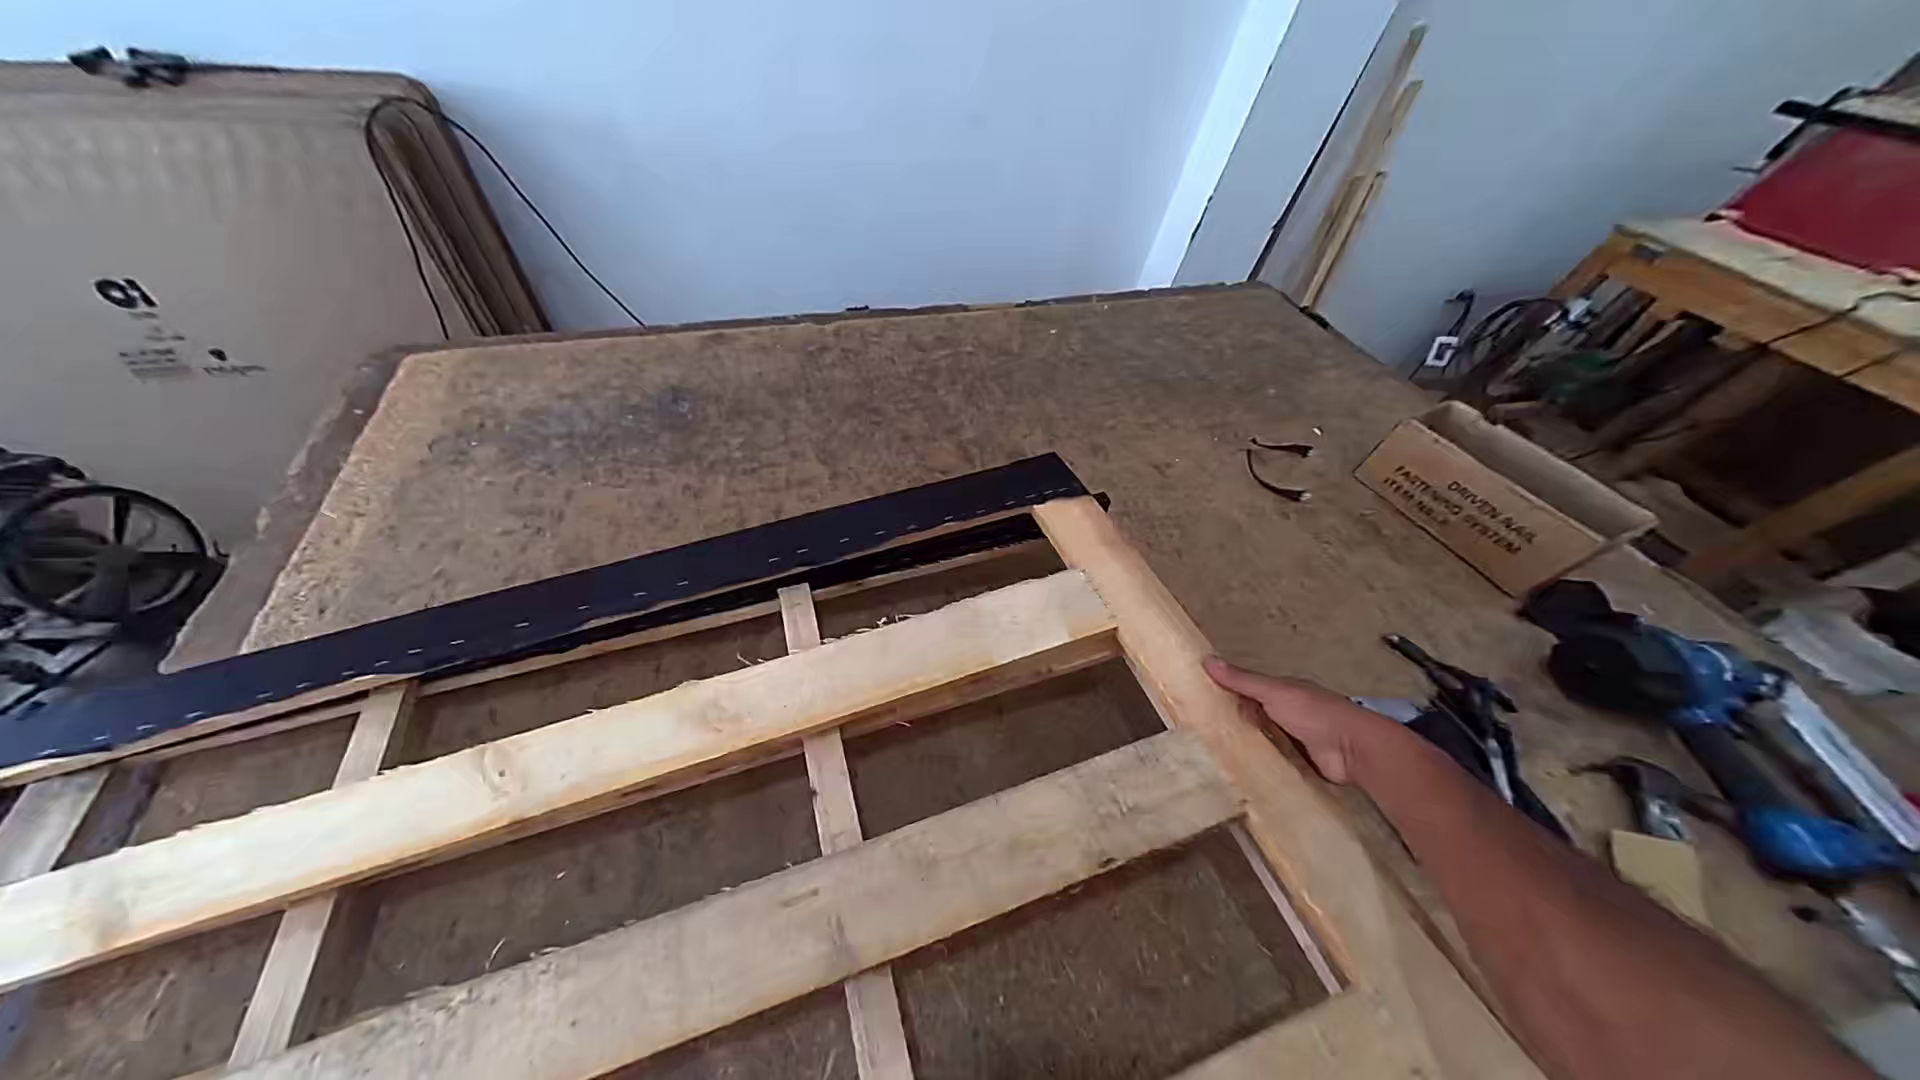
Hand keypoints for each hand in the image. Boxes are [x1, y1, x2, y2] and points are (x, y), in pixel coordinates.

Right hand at [1203, 657, 1400, 784]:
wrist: (1353, 750)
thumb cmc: (1314, 712)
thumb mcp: (1274, 691)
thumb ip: (1242, 680)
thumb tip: (1206, 658)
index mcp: (1284, 693)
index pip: (1249, 691)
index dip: (1226, 694)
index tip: (1198, 702)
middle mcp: (1288, 715)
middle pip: (1254, 718)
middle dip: (1233, 724)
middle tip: (1198, 734)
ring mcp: (1295, 742)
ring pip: (1262, 742)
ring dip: (1245, 747)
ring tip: (1210, 757)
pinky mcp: (1299, 766)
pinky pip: (1273, 764)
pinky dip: (1259, 767)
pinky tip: (1236, 773)